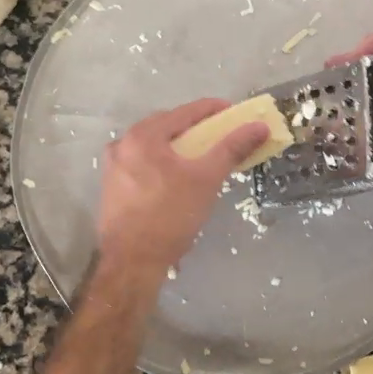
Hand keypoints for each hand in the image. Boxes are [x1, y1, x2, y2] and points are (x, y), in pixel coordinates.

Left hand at [96, 99, 272, 279]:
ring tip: (202, 157)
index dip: (215, 110)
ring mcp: (114, 167)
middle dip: (195, 128)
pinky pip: (144, 164)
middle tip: (221, 136)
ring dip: (179, 146)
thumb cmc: (170, 216)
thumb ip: (232, 148)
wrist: (132, 263)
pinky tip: (177, 178)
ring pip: (154, 146)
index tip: (237, 114)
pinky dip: (163, 163)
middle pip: (167, 126)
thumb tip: (259, 126)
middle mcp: (123, 144)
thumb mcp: (206, 179)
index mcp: (144, 136)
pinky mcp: (113, 187)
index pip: (186, 112)